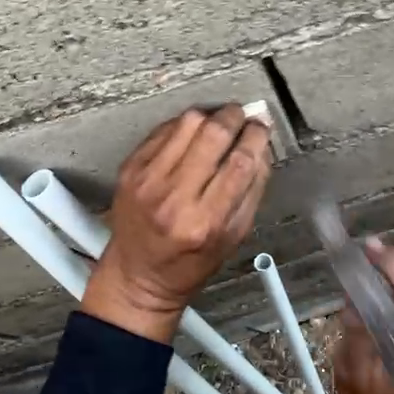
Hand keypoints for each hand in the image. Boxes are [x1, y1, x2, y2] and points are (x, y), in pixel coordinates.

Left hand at [81, 104, 273, 342]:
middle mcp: (175, 198)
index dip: (256, 137)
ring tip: (217, 125)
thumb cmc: (190, 262)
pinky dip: (184, 126)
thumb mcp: (234, 236)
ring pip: (188, 122)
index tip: (261, 128)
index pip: (240, 162)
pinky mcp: (131, 168)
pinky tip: (191, 137)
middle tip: (241, 117)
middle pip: (214, 133)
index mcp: (207, 221)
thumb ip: (253, 189)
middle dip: (234, 117)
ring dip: (209, 116)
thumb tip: (262, 144)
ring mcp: (148, 180)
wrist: (138, 277)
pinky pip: (165, 129)